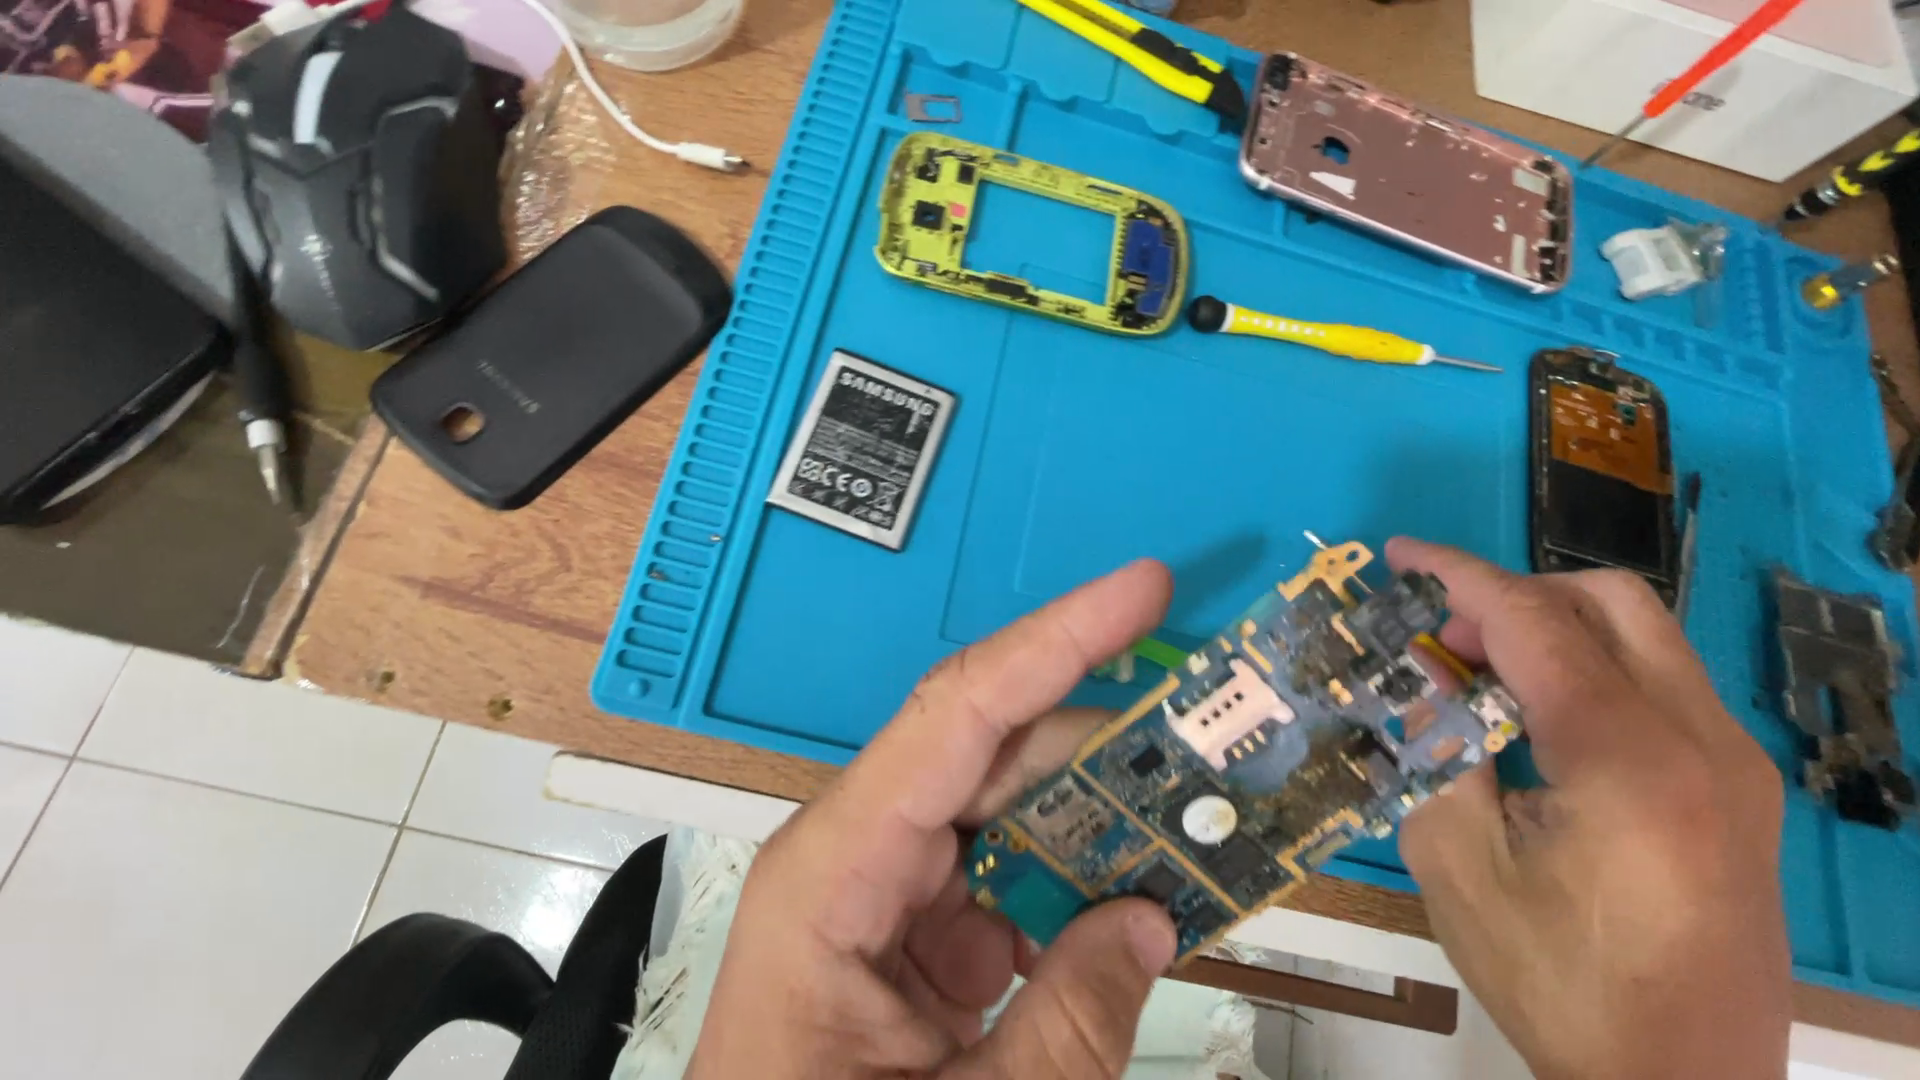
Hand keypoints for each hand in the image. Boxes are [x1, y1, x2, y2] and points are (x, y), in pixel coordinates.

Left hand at [688, 561, 1180, 1078]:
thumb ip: (1067, 1027)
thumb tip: (1149, 921)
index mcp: (833, 873)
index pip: (956, 716)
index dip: (1055, 641)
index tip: (1139, 590)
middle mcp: (857, 851)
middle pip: (994, 750)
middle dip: (1104, 733)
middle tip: (1203, 725)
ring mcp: (889, 887)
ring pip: (1011, 808)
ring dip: (1102, 808)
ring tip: (1192, 809)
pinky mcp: (916, 926)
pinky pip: (1011, 870)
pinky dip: (1079, 875)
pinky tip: (1139, 888)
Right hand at [1389, 538, 1790, 1079]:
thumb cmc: (1550, 975)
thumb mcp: (1455, 857)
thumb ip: (1436, 746)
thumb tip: (1426, 675)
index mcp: (1628, 757)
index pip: (1533, 621)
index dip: (1457, 575)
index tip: (1400, 554)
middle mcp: (1702, 740)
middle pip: (1609, 602)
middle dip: (1512, 593)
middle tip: (1444, 637)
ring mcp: (1735, 764)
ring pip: (1642, 636)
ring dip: (1550, 629)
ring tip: (1480, 675)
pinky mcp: (1739, 789)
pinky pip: (1657, 684)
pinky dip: (1585, 668)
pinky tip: (1534, 720)